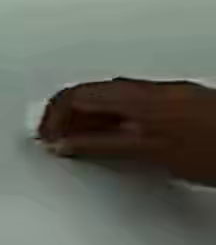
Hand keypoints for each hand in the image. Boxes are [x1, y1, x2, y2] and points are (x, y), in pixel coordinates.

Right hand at [38, 79, 215, 184]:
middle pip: (96, 94)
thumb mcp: (149, 153)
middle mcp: (160, 91)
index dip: (52, 117)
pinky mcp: (197, 108)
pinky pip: (143, 107)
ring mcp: (181, 98)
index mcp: (141, 98)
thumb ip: (100, 146)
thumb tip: (64, 144)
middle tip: (60, 139)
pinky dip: (123, 122)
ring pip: (119, 100)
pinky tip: (127, 140)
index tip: (47, 137)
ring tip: (89, 143)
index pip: (74, 96)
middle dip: (72, 117)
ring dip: (97, 120)